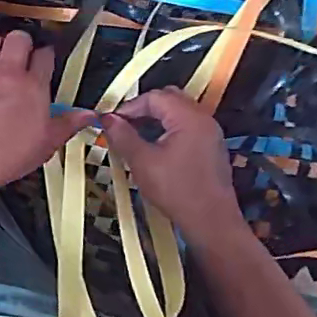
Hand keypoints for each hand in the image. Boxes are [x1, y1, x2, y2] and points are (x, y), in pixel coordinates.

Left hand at [0, 30, 97, 201]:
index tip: (45, 58)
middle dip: (23, 41)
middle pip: (18, 38)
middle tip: (22, 52)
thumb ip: (67, 124)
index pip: (45, 55)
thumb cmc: (5, 155)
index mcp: (33, 86)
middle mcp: (6, 74)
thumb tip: (87, 116)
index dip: (47, 54)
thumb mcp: (46, 143)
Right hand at [100, 86, 248, 242]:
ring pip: (177, 112)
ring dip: (153, 119)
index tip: (111, 123)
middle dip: (142, 109)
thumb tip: (107, 119)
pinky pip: (185, 126)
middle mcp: (203, 119)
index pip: (154, 97)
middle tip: (122, 126)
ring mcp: (209, 133)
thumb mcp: (142, 161)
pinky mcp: (209, 146)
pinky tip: (152, 148)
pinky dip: (166, 129)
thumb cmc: (175, 189)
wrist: (209, 219)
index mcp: (189, 118)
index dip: (129, 107)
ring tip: (133, 137)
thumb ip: (123, 135)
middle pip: (168, 99)